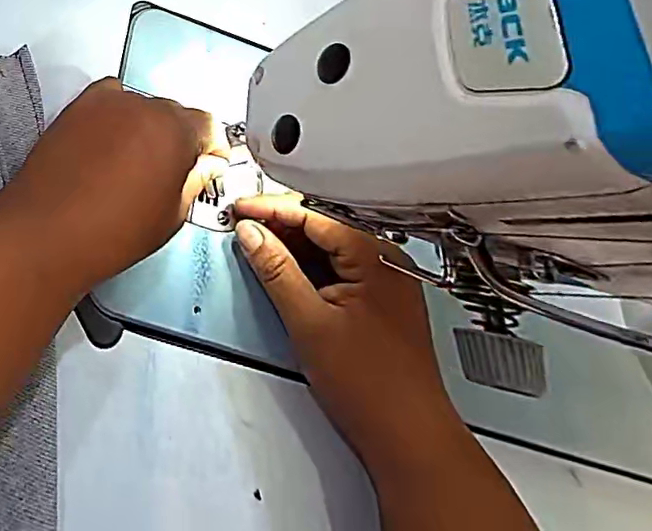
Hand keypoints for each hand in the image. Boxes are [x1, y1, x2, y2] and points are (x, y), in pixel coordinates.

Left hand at [0, 77, 225, 293]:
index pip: (209, 126)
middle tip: (169, 172)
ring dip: (144, 128)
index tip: (206, 163)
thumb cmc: (105, 232)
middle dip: (177, 140)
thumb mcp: (170, 215)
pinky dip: (113, 117)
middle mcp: (142, 106)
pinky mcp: (79, 107)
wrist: (47, 232)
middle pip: (174, 114)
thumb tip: (202, 168)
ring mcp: (108, 103)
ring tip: (132, 163)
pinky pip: (108, 101)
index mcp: (174, 130)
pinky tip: (108, 147)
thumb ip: (193, 182)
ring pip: (141, 107)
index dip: (211, 149)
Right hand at [230, 194, 461, 482]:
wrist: (410, 443)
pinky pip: (335, 266)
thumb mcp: (309, 322)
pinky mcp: (378, 299)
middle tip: (242, 224)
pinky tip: (283, 270)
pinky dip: (306, 265)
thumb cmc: (375, 390)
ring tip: (255, 245)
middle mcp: (385, 261)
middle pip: (320, 225)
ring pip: (326, 246)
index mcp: (375, 256)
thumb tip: (252, 234)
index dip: (270, 209)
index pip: (312, 214)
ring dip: (290, 244)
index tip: (241, 209)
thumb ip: (276, 270)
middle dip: (278, 224)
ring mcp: (384, 280)